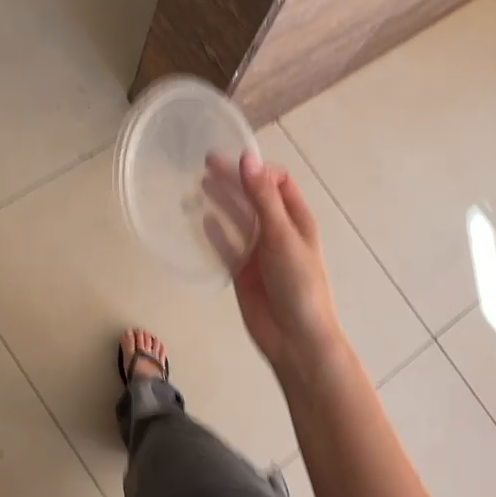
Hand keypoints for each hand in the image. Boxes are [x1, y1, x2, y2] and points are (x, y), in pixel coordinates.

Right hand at [205, 152, 346, 372]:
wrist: (295, 338)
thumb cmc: (297, 283)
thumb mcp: (281, 236)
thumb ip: (262, 198)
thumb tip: (246, 158)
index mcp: (296, 219)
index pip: (278, 182)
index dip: (258, 169)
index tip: (233, 160)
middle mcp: (278, 231)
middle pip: (254, 197)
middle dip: (233, 179)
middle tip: (204, 163)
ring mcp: (259, 252)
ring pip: (238, 220)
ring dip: (221, 201)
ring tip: (198, 184)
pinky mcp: (243, 272)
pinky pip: (227, 246)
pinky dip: (215, 233)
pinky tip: (201, 219)